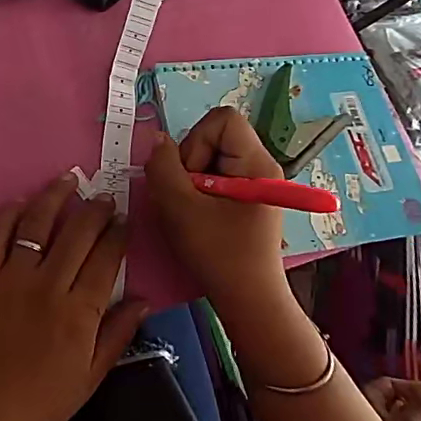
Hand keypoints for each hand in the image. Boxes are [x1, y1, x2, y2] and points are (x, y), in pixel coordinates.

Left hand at [0, 177, 149, 420]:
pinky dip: (9, 214)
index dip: (119, 233)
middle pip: (78, 232)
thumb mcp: (88, 380)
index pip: (107, 257)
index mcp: (79, 313)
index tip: (124, 220)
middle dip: (96, 209)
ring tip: (69, 181)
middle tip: (104, 198)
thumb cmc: (36, 408)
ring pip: (38, 223)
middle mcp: (48, 286)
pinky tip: (21, 204)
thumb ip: (117, 335)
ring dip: (56, 197)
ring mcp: (10, 279)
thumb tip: (143, 298)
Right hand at [144, 107, 287, 311]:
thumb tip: (158, 139)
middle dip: (191, 163)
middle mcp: (262, 165)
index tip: (190, 178)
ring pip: (212, 158)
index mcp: (257, 162)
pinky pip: (218, 177)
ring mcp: (257, 182)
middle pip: (216, 137)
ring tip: (191, 213)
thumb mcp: (180, 209)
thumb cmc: (218, 255)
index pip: (223, 119)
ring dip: (192, 181)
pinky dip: (201, 193)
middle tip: (187, 199)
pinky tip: (199, 219)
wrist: (249, 302)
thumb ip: (163, 167)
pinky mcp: (248, 199)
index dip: (197, 140)